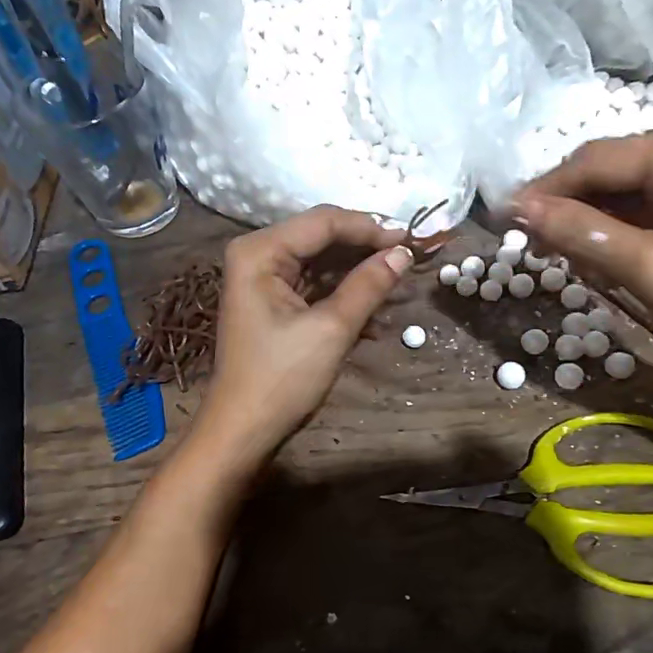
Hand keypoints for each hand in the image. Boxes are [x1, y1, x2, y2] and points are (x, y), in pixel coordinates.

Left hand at [196, 205, 410, 461]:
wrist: (242, 430)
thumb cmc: (281, 378)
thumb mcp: (331, 329)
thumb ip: (368, 285)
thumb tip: (403, 253)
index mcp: (260, 251)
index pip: (323, 221)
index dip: (369, 227)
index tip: (410, 241)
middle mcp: (256, 255)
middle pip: (321, 237)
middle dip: (365, 250)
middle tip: (408, 261)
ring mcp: (262, 280)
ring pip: (321, 262)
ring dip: (358, 274)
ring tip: (398, 287)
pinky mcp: (271, 303)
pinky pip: (313, 285)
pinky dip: (342, 294)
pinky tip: (374, 311)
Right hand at [513, 121, 652, 381]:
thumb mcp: (652, 269)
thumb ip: (582, 233)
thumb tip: (517, 208)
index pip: (597, 159)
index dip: (544, 190)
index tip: (501, 222)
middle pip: (610, 171)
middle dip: (567, 209)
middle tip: (528, 248)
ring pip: (624, 193)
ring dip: (589, 226)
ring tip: (560, 261)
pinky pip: (646, 210)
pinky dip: (617, 235)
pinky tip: (599, 262)